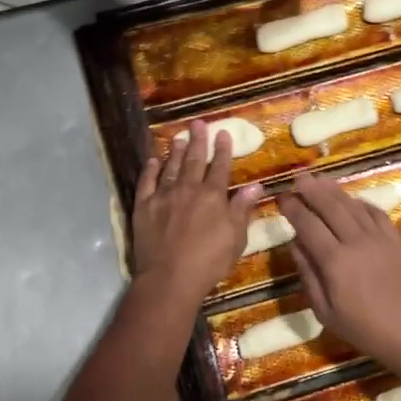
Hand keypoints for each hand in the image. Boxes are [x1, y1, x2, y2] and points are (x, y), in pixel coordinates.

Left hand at [132, 121, 262, 296]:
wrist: (170, 277)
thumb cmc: (209, 261)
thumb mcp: (236, 238)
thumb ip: (242, 209)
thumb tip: (256, 186)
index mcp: (213, 196)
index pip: (220, 167)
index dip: (223, 150)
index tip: (223, 133)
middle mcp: (188, 189)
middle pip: (194, 160)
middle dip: (198, 141)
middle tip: (198, 123)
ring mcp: (163, 196)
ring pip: (170, 167)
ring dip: (175, 152)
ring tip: (178, 138)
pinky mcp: (143, 207)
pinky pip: (146, 182)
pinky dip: (150, 170)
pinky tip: (153, 161)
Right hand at [278, 172, 400, 369]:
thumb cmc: (363, 329)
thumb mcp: (324, 310)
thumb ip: (308, 274)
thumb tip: (295, 243)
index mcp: (335, 261)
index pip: (308, 225)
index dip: (293, 209)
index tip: (281, 198)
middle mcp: (356, 242)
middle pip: (330, 206)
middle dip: (312, 190)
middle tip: (298, 178)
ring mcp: (379, 238)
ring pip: (353, 205)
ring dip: (334, 190)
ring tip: (319, 180)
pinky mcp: (396, 240)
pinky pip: (376, 213)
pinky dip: (361, 203)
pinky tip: (352, 200)